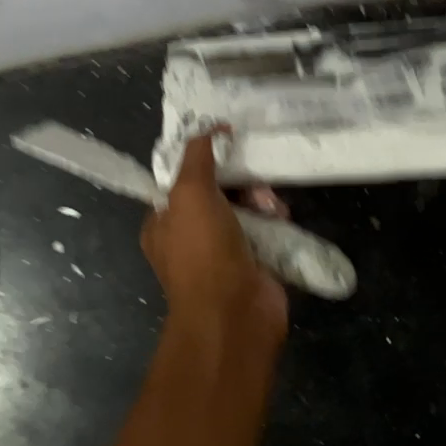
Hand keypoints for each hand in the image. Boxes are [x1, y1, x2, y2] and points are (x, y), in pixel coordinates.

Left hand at [141, 128, 287, 338]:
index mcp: (163, 223)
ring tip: (272, 205)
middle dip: (239, 182)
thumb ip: (197, 154)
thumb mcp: (190, 191)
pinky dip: (274, 222)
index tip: (227, 144)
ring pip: (244, 209)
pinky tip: (282, 218)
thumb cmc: (203, 252)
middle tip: (255, 180)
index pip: (180, 180)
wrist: (234, 318)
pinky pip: (265, 231)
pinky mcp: (253, 265)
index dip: (203, 160)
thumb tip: (211, 127)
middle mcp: (189, 238)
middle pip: (217, 192)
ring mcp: (222, 254)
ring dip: (260, 200)